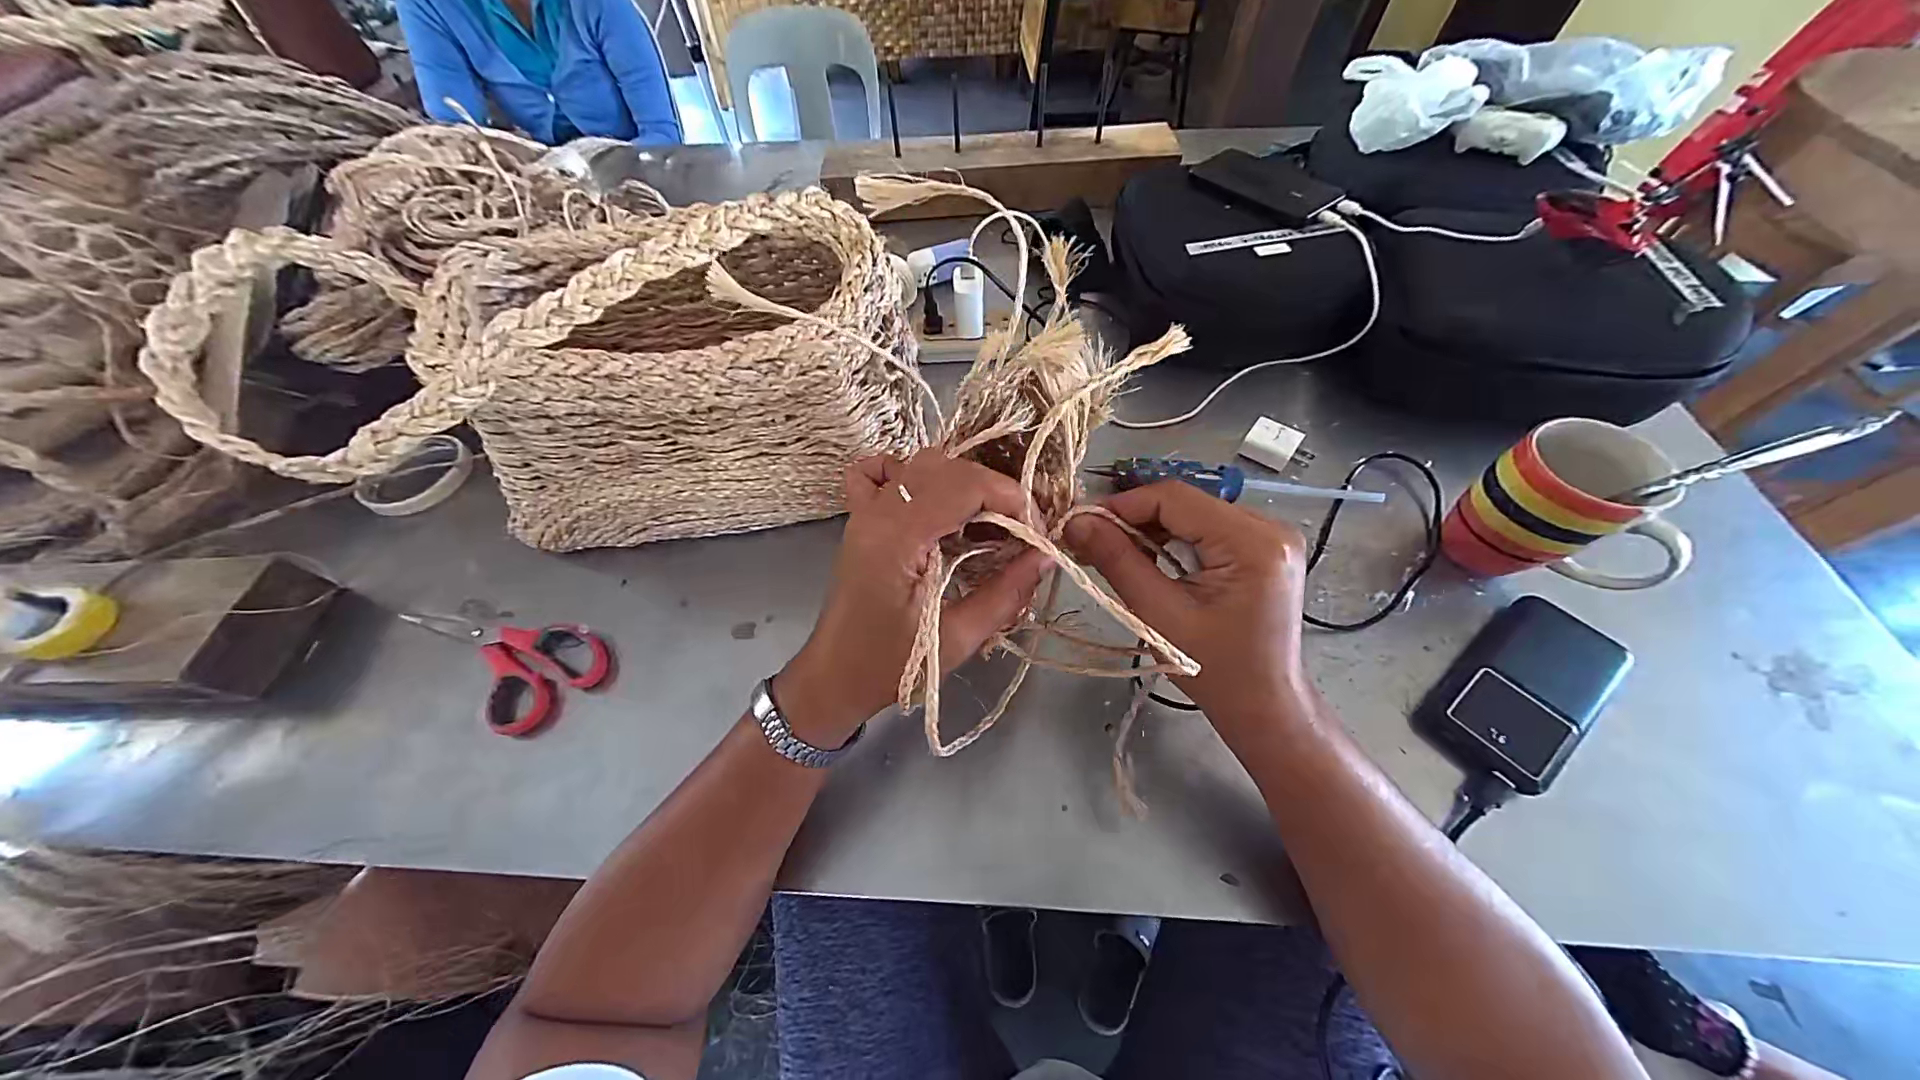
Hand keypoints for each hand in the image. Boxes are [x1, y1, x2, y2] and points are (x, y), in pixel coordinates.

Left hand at [773, 449, 1050, 747]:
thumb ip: (1005, 592)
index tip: (1037, 532)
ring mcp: (865, 511)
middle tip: (1021, 531)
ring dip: (964, 484)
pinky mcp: (861, 518)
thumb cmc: (889, 666)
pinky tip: (935, 504)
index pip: (965, 485)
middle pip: (947, 467)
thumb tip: (1045, 556)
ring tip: (989, 523)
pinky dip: (915, 476)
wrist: (834, 677)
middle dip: (995, 491)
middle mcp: (878, 512)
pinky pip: (883, 473)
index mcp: (897, 538)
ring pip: (921, 464)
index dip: (1011, 499)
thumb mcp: (957, 638)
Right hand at [1064, 481, 1311, 744]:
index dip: (1123, 505)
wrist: (1264, 705)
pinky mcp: (1264, 548)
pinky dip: (1174, 540)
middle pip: (1185, 503)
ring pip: (1194, 513)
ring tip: (1114, 552)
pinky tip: (1149, 559)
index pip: (1175, 498)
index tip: (1083, 523)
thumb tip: (1078, 523)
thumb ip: (1118, 561)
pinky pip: (1208, 529)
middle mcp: (1270, 529)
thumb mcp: (1158, 614)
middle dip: (1134, 519)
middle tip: (1092, 541)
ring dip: (1151, 529)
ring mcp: (1271, 537)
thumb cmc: (1216, 671)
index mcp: (1253, 543)